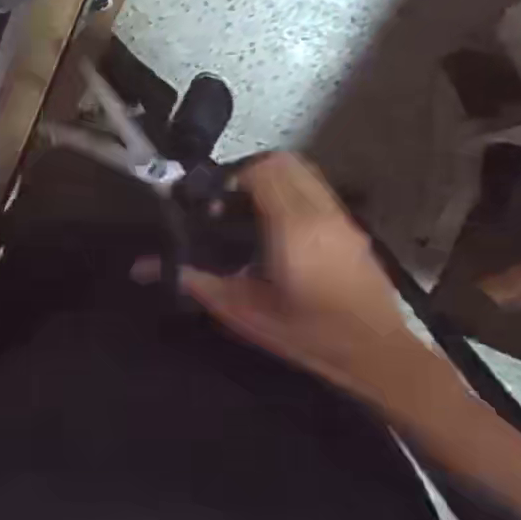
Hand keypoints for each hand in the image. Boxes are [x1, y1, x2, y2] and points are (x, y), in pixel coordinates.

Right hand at [182, 152, 438, 402]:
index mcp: (293, 228)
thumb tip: (142, 268)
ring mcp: (341, 218)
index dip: (232, 177)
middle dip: (250, 171)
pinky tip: (279, 227)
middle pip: (283, 162)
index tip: (213, 202)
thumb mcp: (243, 312)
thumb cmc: (307, 335)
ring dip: (272, 178)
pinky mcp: (353, 227)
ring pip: (303, 171)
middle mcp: (320, 213)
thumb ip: (196, 281)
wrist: (379, 357)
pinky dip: (292, 191)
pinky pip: (316, 189)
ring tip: (250, 210)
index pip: (262, 172)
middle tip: (228, 201)